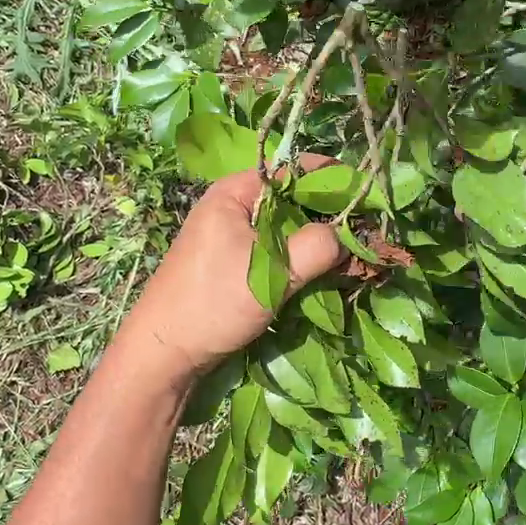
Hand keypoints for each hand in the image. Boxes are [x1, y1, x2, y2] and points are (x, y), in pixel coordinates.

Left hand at [112, 159, 345, 385]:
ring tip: (344, 256)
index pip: (292, 169)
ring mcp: (228, 233)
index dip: (329, 178)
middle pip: (290, 197)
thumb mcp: (271, 274)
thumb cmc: (212, 304)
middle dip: (325, 213)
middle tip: (360, 231)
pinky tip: (316, 274)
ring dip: (312, 239)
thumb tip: (346, 234)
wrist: (162, 355)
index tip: (363, 195)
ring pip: (283, 225)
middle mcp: (231, 204)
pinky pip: (272, 247)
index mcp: (234, 192)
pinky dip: (295, 256)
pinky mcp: (230, 260)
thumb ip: (315, 247)